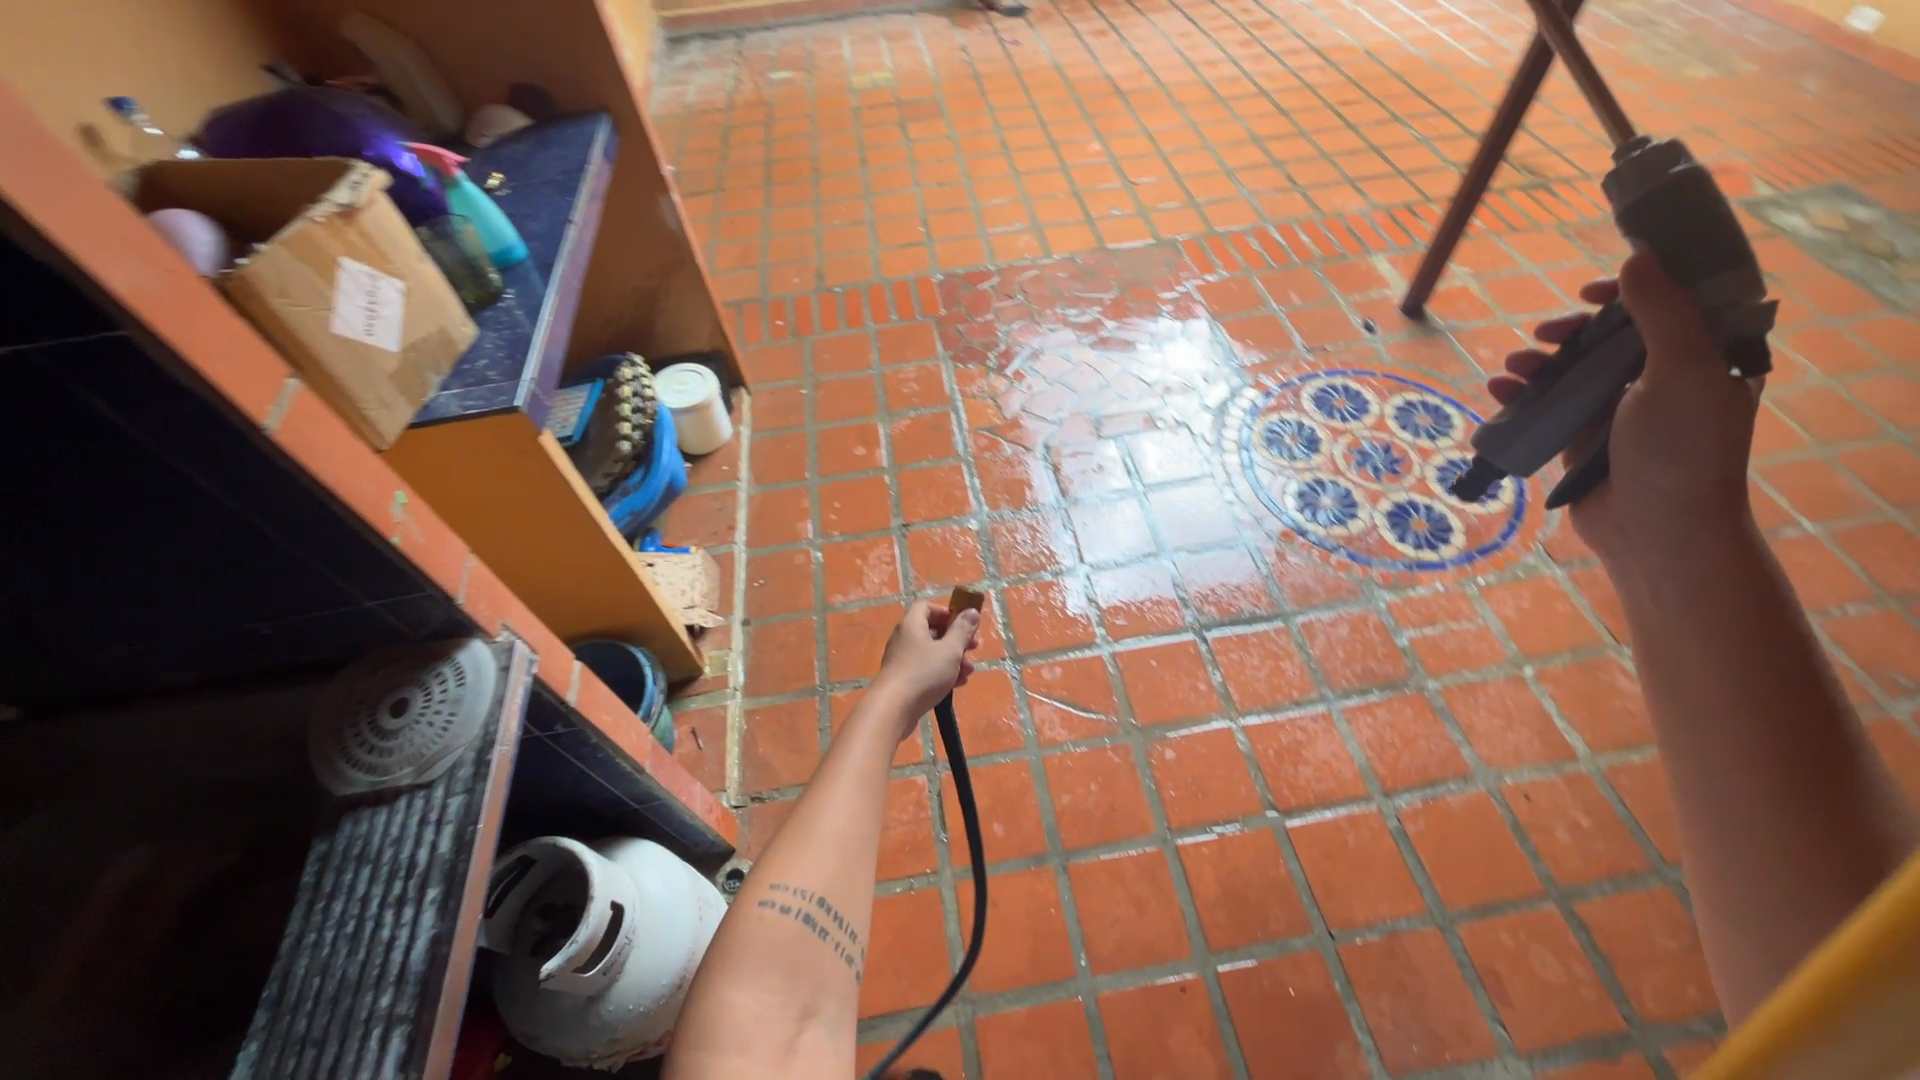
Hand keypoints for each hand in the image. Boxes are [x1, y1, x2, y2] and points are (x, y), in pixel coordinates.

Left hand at [871, 599, 980, 739]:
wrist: (894, 709)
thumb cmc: (924, 673)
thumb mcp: (950, 650)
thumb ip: (962, 630)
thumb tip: (971, 611)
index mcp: (912, 625)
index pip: (927, 606)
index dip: (947, 611)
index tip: (964, 623)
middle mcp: (905, 638)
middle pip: (933, 631)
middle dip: (957, 640)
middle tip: (975, 648)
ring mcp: (903, 660)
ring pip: (933, 653)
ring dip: (954, 659)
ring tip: (969, 671)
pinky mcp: (904, 679)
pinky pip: (926, 669)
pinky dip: (942, 673)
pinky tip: (958, 684)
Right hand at [1487, 251, 1761, 569]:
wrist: (1656, 529)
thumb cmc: (1679, 449)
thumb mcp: (1678, 370)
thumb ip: (1660, 312)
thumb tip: (1637, 257)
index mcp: (1702, 358)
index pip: (1670, 306)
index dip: (1633, 290)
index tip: (1593, 291)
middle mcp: (1662, 380)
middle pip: (1611, 337)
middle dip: (1573, 331)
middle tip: (1546, 332)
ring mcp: (1619, 412)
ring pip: (1573, 371)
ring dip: (1539, 364)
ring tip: (1512, 369)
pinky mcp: (1582, 440)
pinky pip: (1549, 406)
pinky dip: (1521, 397)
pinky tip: (1500, 393)